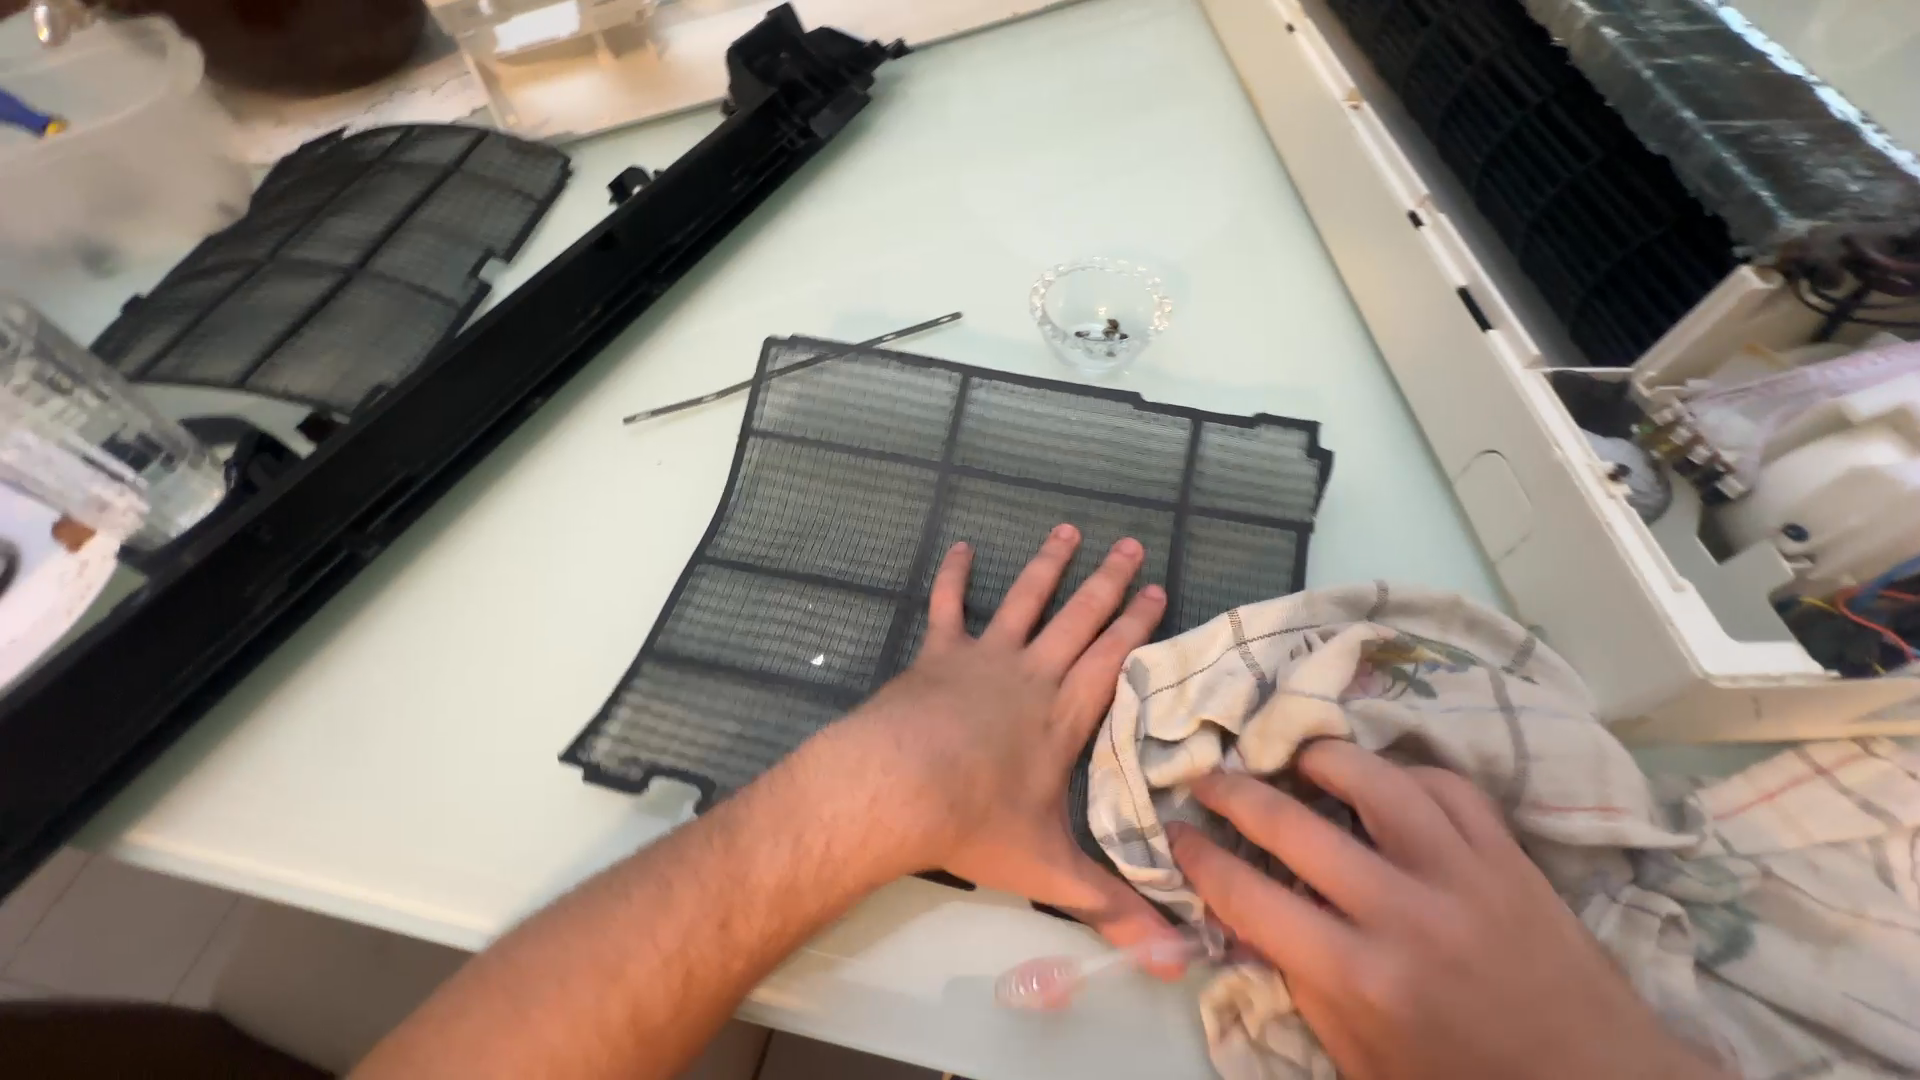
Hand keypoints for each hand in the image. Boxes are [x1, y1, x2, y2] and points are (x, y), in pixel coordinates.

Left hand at [836, 524, 1185, 965]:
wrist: (896, 789)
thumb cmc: (975, 824)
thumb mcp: (1051, 872)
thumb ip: (1113, 909)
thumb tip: (1178, 961)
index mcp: (1062, 714)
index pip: (1112, 659)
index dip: (1137, 625)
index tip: (1157, 589)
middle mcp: (1030, 674)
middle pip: (1079, 617)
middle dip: (1108, 582)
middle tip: (1131, 544)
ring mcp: (983, 656)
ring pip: (1025, 599)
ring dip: (1048, 564)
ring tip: (1068, 529)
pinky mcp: (937, 653)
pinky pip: (947, 605)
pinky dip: (953, 575)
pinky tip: (960, 546)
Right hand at [1169, 742, 1727, 1079]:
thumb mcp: (1360, 1058)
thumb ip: (1297, 981)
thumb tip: (1239, 916)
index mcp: (1363, 979)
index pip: (1250, 898)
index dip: (1198, 859)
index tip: (1174, 834)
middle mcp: (1407, 915)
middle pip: (1293, 824)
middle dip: (1232, 793)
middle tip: (1207, 780)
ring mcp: (1465, 875)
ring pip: (1374, 779)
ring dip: (1318, 759)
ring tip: (1293, 760)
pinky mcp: (1509, 857)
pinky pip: (1445, 785)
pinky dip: (1403, 774)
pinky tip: (1381, 783)